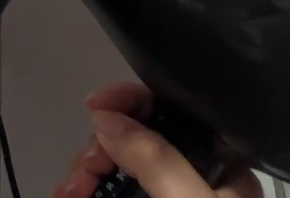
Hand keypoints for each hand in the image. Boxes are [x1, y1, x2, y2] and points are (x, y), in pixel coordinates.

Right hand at [55, 84, 261, 197]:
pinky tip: (71, 194)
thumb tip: (104, 116)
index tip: (93, 109)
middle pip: (135, 140)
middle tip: (77, 177)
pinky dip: (88, 189)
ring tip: (67, 192)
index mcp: (222, 169)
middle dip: (97, 150)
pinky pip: (116, 191)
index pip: (170, 111)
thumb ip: (155, 160)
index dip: (127, 102)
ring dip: (86, 174)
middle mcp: (199, 180)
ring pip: (120, 168)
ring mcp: (173, 196)